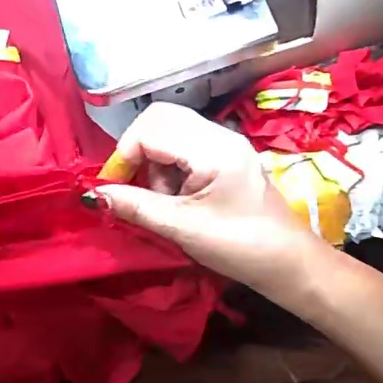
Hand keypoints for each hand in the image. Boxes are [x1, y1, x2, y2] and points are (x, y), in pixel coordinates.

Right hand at [93, 102, 323, 298]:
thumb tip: (93, 195)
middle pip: (159, 119)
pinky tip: (175, 198)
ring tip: (161, 200)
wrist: (289, 264)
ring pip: (169, 131)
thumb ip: (136, 207)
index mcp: (213, 148)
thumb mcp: (182, 228)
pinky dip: (168, 167)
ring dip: (153, 162)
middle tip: (133, 188)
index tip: (113, 189)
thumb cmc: (239, 247)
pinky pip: (184, 146)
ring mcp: (224, 144)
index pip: (150, 129)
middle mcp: (219, 135)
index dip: (123, 157)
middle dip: (136, 152)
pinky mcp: (225, 157)